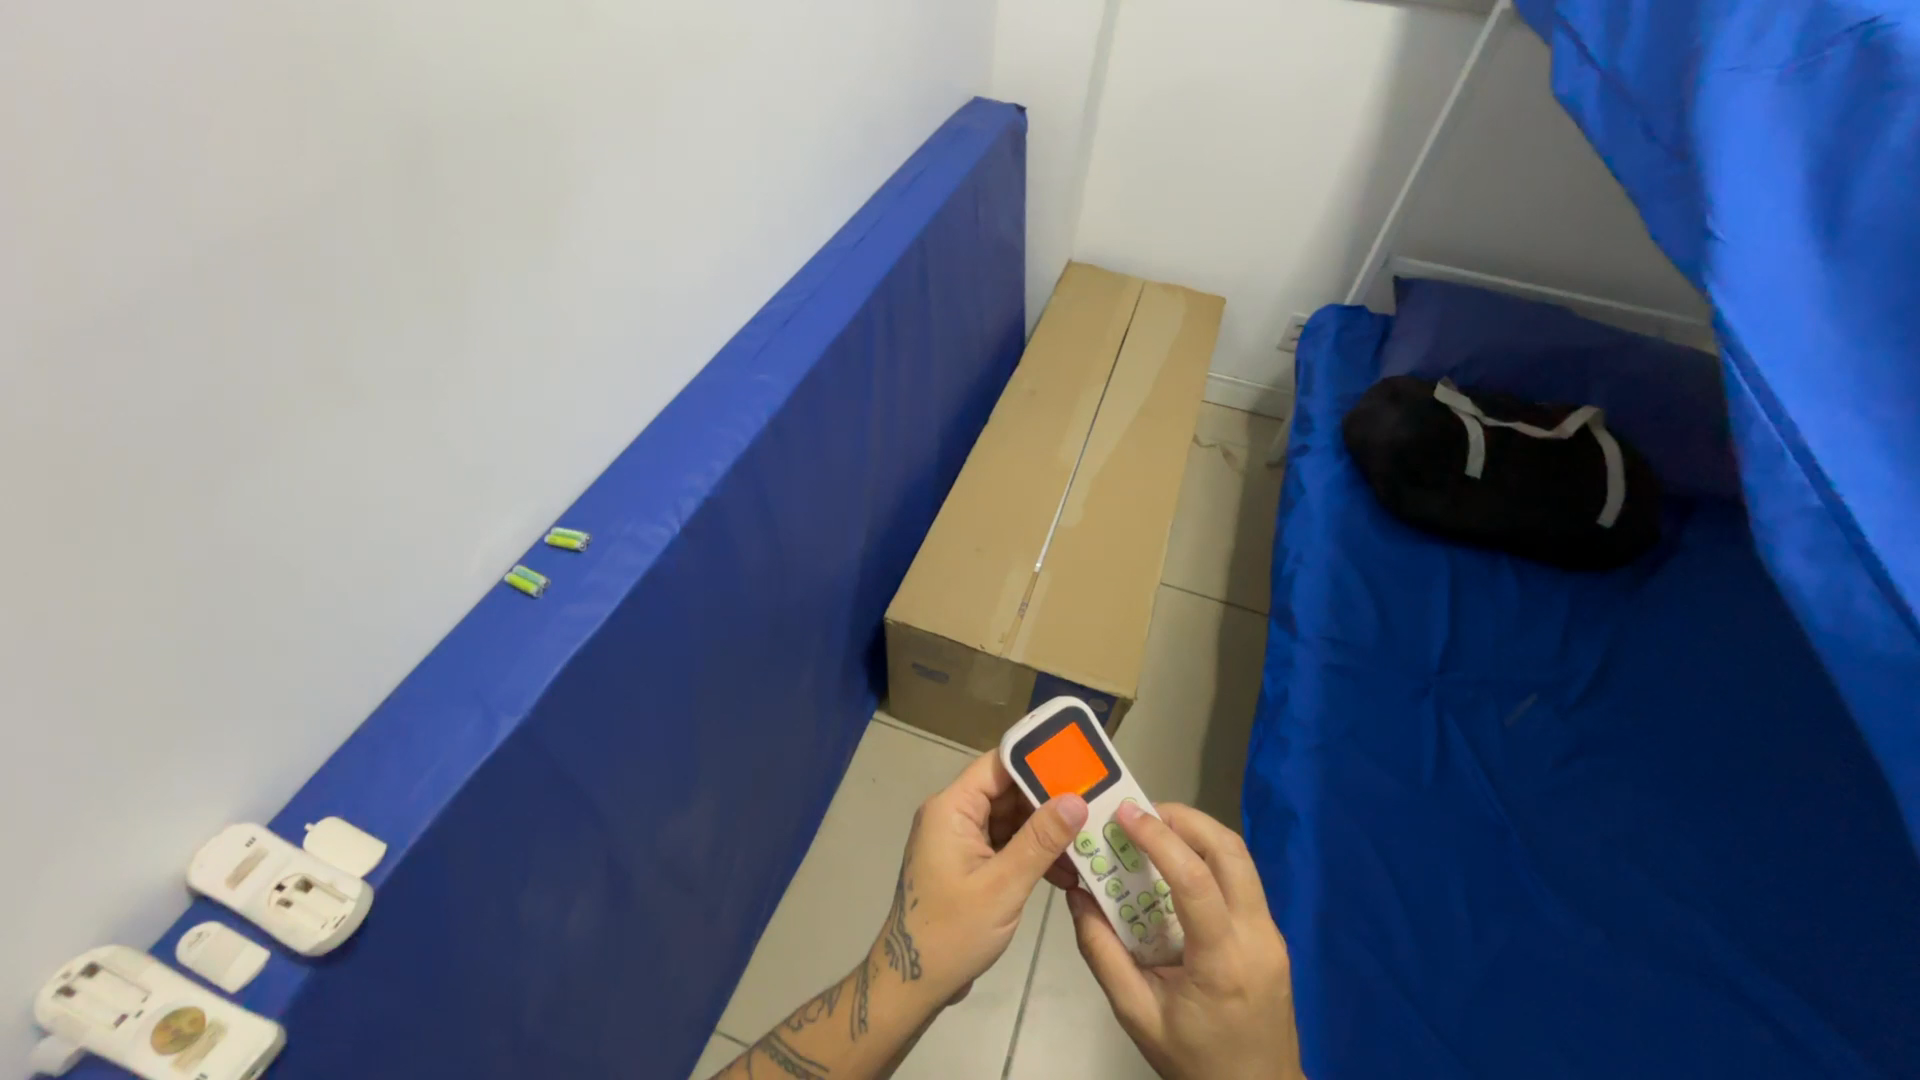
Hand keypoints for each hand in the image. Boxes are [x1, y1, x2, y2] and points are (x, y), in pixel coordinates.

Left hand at [869, 751, 1089, 1005]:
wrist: (912, 983)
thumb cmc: (952, 931)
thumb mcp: (1004, 885)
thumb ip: (1041, 840)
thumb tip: (1076, 799)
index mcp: (952, 808)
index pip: (998, 765)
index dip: (1038, 761)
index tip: (1079, 766)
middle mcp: (953, 815)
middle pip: (1007, 791)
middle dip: (1048, 801)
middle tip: (1093, 808)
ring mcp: (959, 840)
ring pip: (1010, 820)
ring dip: (1044, 833)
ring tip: (1086, 844)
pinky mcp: (967, 864)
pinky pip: (1004, 844)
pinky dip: (1031, 855)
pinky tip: (1065, 873)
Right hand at [1065, 802, 1302, 1079]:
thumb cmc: (1194, 1061)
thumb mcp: (1136, 1015)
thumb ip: (1102, 953)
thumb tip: (1078, 895)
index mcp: (1223, 961)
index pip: (1197, 880)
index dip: (1159, 838)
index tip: (1124, 813)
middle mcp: (1257, 936)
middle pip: (1231, 851)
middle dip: (1184, 819)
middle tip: (1140, 812)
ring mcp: (1271, 934)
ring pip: (1241, 859)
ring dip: (1197, 832)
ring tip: (1154, 829)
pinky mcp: (1272, 935)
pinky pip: (1242, 880)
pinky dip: (1208, 857)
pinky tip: (1176, 866)